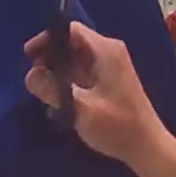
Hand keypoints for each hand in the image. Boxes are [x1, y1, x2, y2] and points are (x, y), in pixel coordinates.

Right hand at [24, 23, 175, 168]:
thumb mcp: (80, 109)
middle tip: (33, 75)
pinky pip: (82, 69)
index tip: (29, 55)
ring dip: (57, 68)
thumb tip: (29, 74)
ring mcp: (109, 65)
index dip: (49, 38)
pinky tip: (56, 96)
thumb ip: (53, 90)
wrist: (146, 146)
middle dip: (50, 55)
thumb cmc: (117, 126)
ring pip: (76, 57)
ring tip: (41, 88)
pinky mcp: (108, 79)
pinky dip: (67, 77)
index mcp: (106, 50)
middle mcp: (108, 51)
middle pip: (72, 42)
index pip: (72, 30)